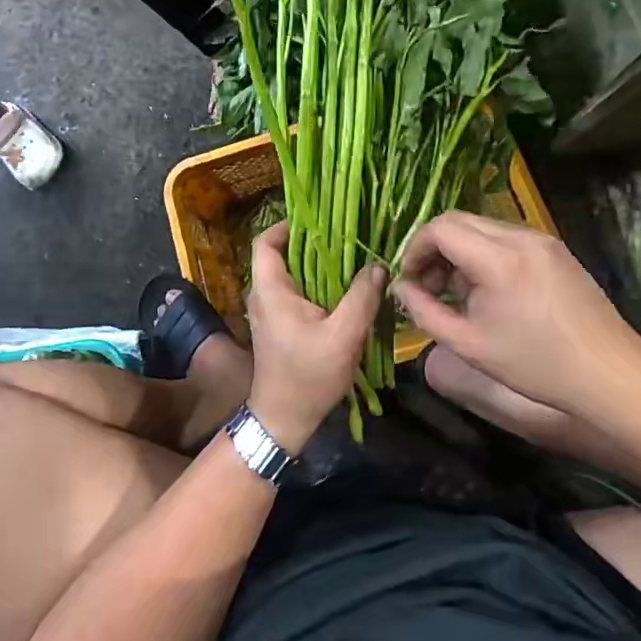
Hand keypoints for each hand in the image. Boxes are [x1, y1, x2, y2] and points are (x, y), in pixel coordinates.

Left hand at [244, 221, 381, 451]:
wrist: (283, 418)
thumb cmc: (308, 376)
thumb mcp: (343, 336)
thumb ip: (361, 298)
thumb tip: (377, 265)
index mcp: (270, 289)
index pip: (266, 241)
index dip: (287, 225)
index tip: (320, 222)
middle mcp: (263, 293)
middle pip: (281, 254)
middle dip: (311, 243)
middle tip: (346, 238)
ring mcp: (268, 309)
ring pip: (290, 274)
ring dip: (316, 266)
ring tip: (349, 261)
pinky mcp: (278, 323)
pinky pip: (294, 292)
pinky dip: (315, 285)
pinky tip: (342, 291)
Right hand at [393, 212, 640, 419]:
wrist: (612, 375)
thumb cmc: (536, 366)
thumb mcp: (468, 344)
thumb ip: (424, 310)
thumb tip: (399, 287)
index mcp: (498, 259)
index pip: (439, 228)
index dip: (415, 249)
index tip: (410, 279)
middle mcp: (520, 237)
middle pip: (458, 220)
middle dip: (434, 247)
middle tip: (428, 285)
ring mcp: (541, 239)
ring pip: (481, 226)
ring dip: (458, 249)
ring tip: (457, 291)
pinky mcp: (555, 249)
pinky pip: (505, 237)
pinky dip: (483, 253)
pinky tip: (487, 289)